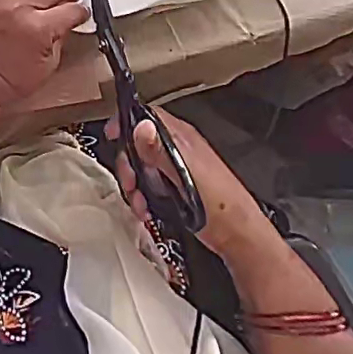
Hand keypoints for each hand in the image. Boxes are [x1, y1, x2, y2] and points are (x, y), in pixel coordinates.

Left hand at [0, 0, 88, 110]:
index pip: (71, 9)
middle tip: (68, 1)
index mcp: (39, 27)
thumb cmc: (13, 78)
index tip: (81, 13)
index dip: (81, 12)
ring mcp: (2, 0)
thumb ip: (62, 34)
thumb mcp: (52, 62)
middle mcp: (20, 8)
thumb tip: (69, 17)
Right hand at [107, 108, 270, 255]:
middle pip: (139, 142)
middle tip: (130, 182)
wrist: (240, 238)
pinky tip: (146, 209)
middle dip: (128, 163)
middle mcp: (178, 148)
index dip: (126, 122)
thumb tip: (140, 125)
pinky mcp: (176, 187)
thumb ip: (160, 150)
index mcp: (181, 137)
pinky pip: (150, 184)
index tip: (112, 136)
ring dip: (134, 183)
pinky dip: (143, 195)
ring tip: (139, 202)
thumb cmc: (220, 205)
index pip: (146, 115)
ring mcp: (176, 168)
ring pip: (142, 165)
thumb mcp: (185, 175)